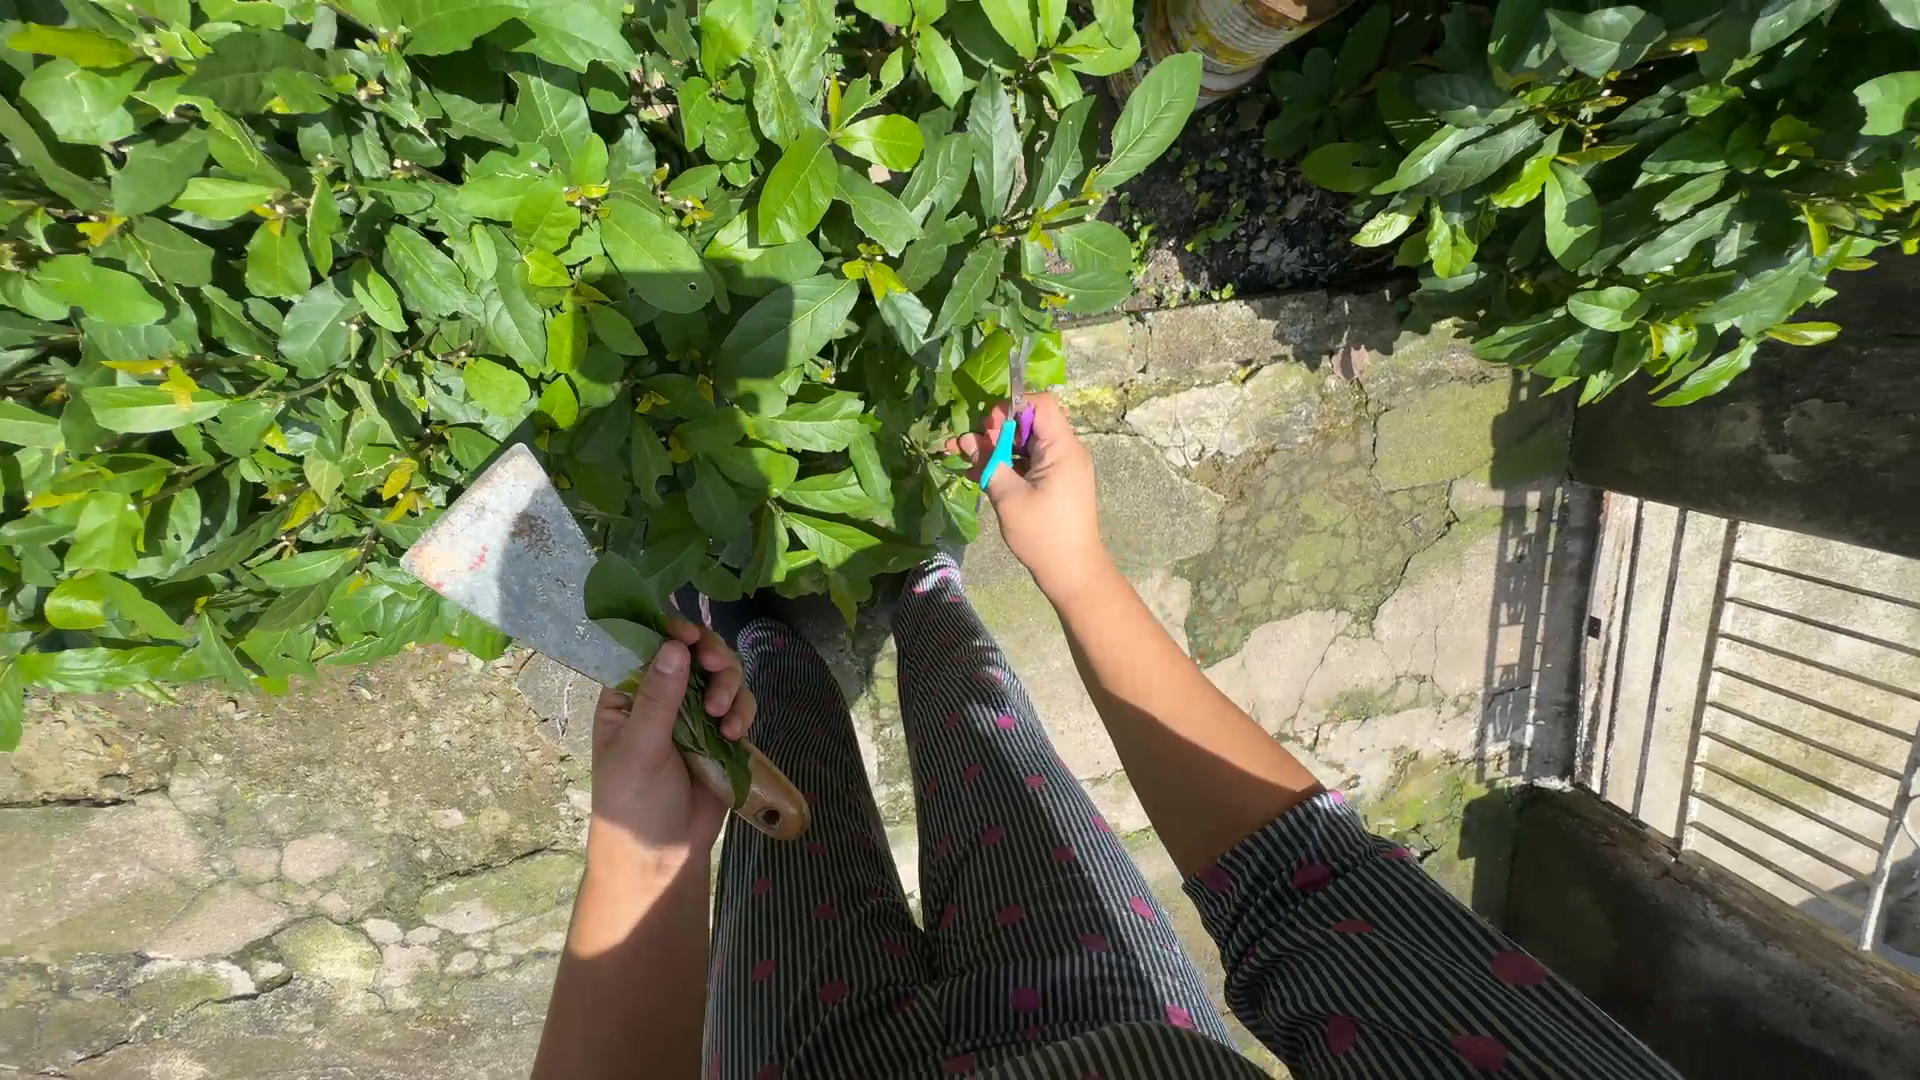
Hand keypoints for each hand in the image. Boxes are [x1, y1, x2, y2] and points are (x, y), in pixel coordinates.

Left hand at [586, 617, 756, 889]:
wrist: (664, 856)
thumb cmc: (633, 804)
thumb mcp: (639, 749)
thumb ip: (659, 697)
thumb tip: (674, 645)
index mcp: (627, 695)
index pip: (648, 646)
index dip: (670, 632)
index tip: (691, 635)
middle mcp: (662, 696)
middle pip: (694, 652)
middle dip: (711, 657)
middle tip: (716, 668)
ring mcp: (694, 714)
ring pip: (722, 674)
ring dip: (728, 686)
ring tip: (722, 717)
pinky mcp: (721, 732)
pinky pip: (740, 703)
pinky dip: (742, 710)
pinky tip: (735, 732)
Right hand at [948, 393, 1113, 602]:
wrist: (1072, 571)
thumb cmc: (1043, 534)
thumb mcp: (1009, 497)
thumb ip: (988, 463)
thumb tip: (966, 440)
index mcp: (1063, 448)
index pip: (1040, 404)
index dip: (1011, 408)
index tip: (989, 429)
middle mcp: (1066, 451)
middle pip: (1029, 422)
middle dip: (996, 431)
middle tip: (972, 448)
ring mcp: (1061, 467)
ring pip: (1025, 443)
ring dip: (997, 450)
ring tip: (967, 462)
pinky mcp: (1055, 482)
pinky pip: (1029, 462)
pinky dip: (1007, 465)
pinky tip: (980, 475)